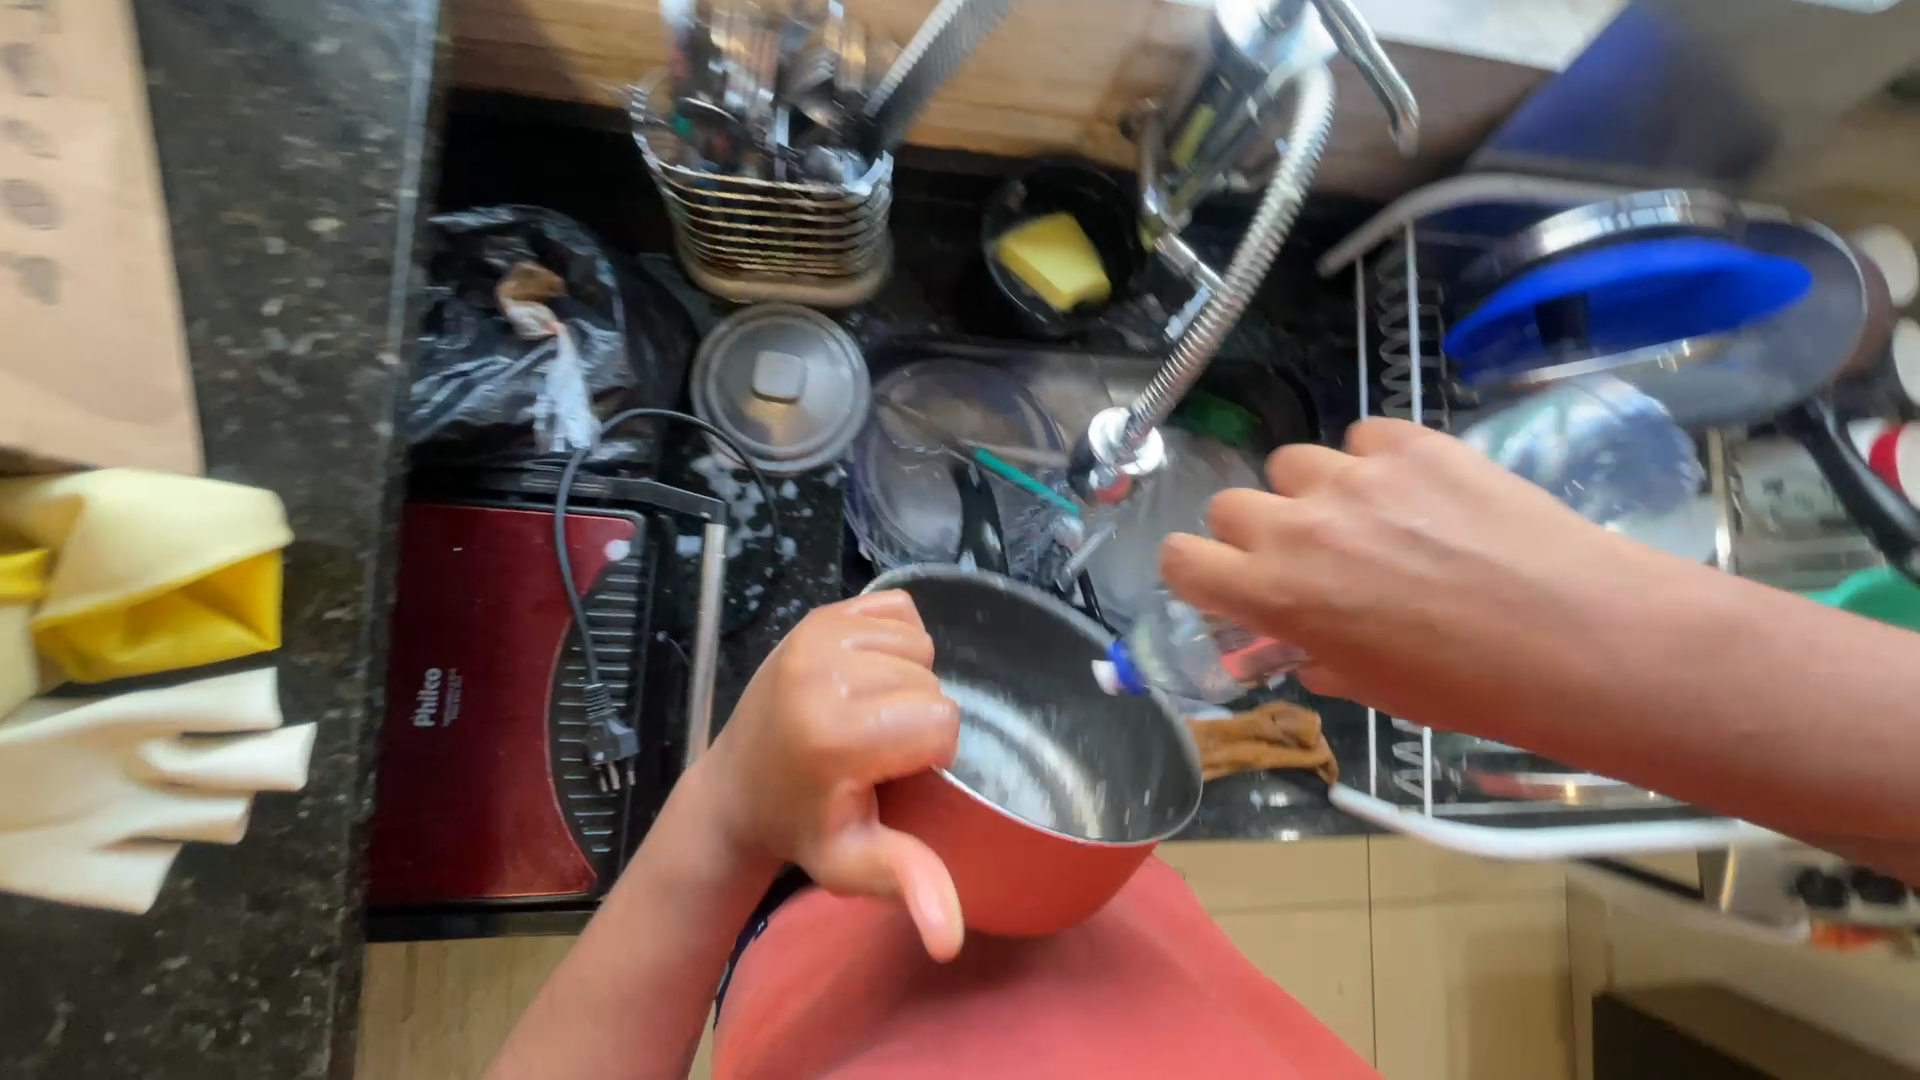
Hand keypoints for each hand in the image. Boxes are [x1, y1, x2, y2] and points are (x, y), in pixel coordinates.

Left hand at [699, 591, 963, 959]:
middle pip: (931, 683)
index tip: (892, 773)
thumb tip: (951, 939)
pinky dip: (896, 639)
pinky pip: (897, 610)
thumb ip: (906, 883)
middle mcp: (822, 670)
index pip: (941, 723)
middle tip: (876, 745)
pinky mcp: (815, 613)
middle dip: (918, 717)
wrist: (736, 785)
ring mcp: (815, 633)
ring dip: (909, 679)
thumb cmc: (799, 825)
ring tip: (870, 710)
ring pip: (920, 646)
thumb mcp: (850, 863)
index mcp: (833, 734)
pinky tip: (866, 673)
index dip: (930, 754)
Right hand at [1159, 419, 1679, 729]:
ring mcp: (1354, 479)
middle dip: (1252, 530)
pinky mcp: (1413, 445)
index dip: (1194, 570)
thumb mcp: (1367, 686)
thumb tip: (1298, 641)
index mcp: (1274, 594)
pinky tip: (1414, 491)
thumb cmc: (1467, 687)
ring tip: (1363, 515)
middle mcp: (1297, 528)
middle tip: (1301, 553)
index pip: (1181, 559)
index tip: (1222, 580)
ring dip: (1311, 492)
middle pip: (1228, 506)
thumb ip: (1309, 651)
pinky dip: (1375, 461)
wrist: (1585, 642)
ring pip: (1291, 464)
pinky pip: (1364, 438)